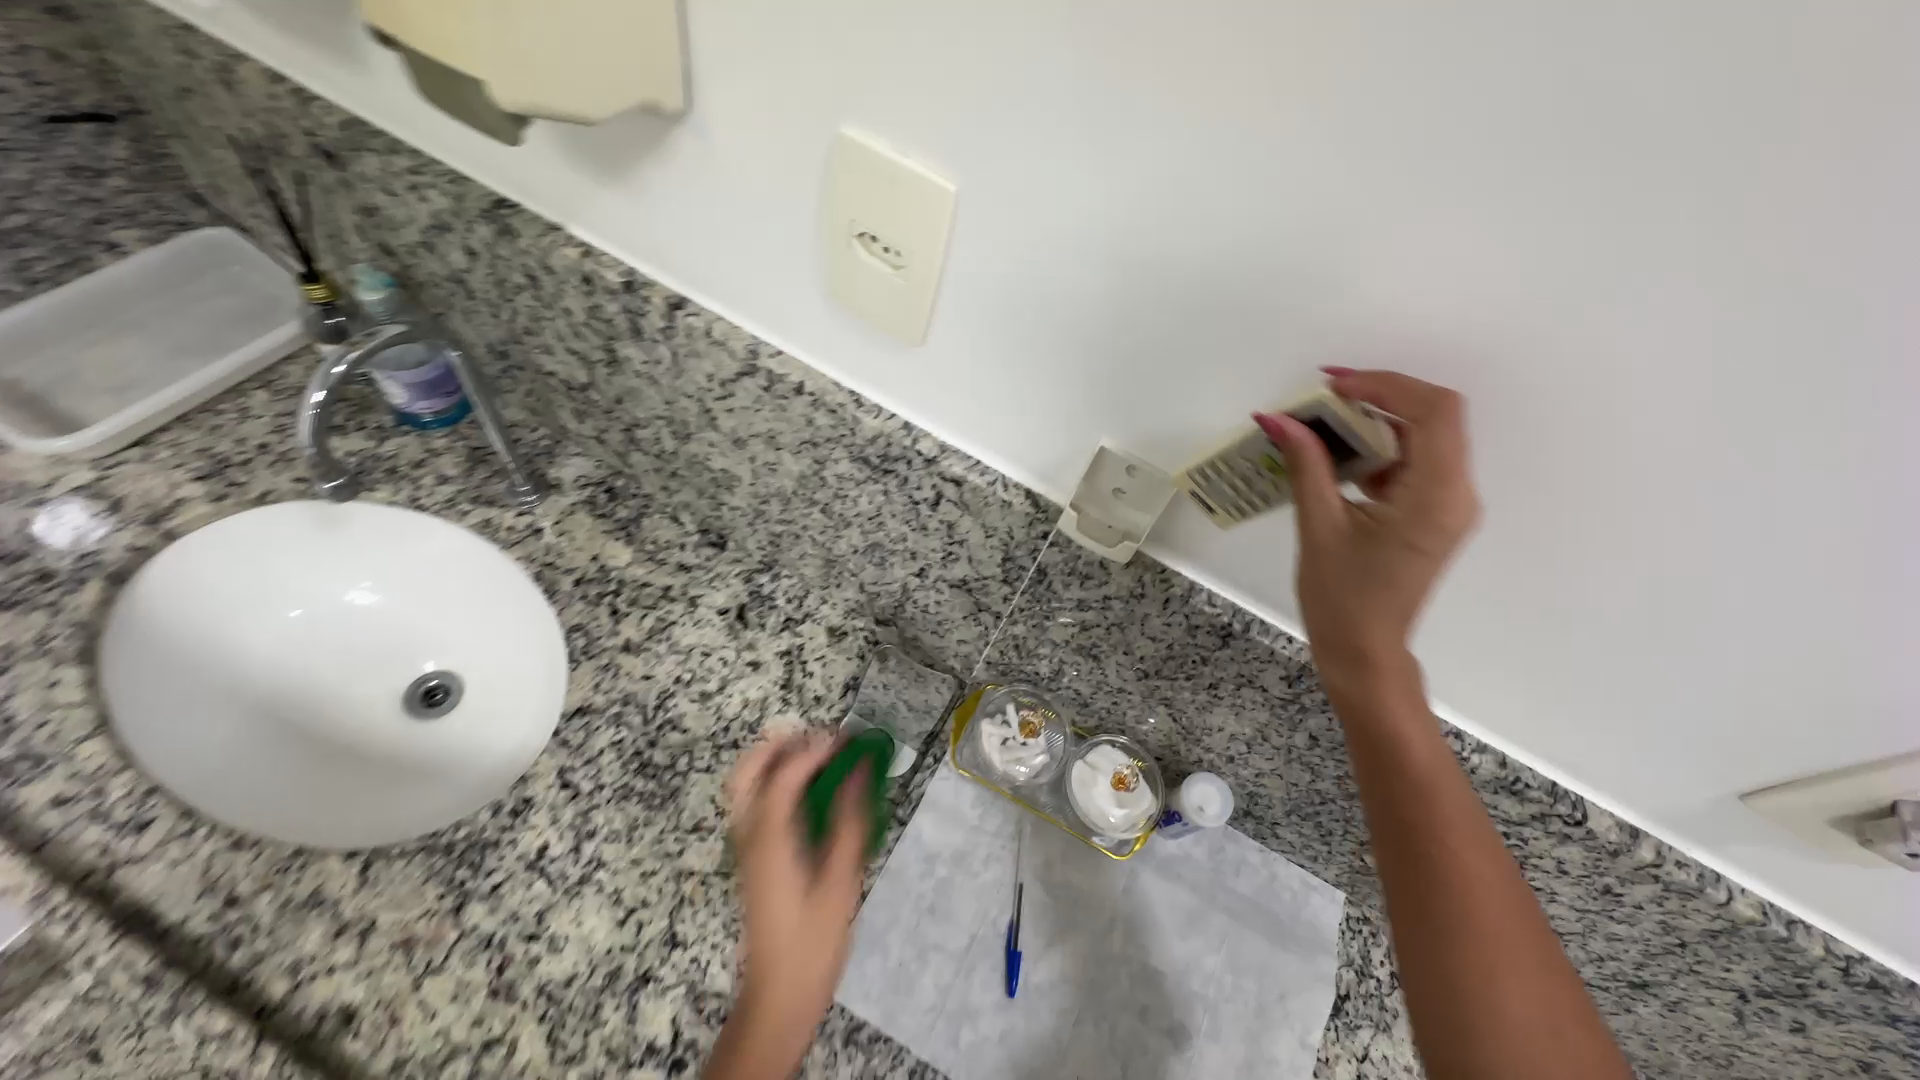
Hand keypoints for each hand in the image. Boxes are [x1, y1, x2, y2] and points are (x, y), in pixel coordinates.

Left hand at [709, 732, 871, 1078]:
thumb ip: (849, 822)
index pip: (785, 775)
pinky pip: (755, 804)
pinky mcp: (752, 859)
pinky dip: (776, 784)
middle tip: (821, 739)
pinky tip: (809, 793)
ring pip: (746, 786)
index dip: (815, 749)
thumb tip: (860, 773)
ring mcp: (745, 847)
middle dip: (781, 745)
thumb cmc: (813, 942)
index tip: (847, 739)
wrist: (778, 994)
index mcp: (769, 838)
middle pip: (747, 771)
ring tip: (818, 757)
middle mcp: (749, 835)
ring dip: (776, 761)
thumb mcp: (841, 882)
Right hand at [1255, 369, 1478, 696]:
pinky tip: (1340, 457)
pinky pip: (1416, 461)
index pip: (1433, 412)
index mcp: (1436, 497)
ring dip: (1377, 421)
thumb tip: (1279, 417)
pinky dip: (1380, 448)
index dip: (1385, 385)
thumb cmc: (1341, 598)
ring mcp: (1449, 504)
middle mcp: (1457, 493)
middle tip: (1324, 398)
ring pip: (1426, 436)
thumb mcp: (1318, 526)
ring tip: (1323, 425)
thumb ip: (1307, 464)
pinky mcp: (1434, 513)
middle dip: (1379, 397)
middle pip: (1434, 417)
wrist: (1364, 650)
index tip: (1332, 385)